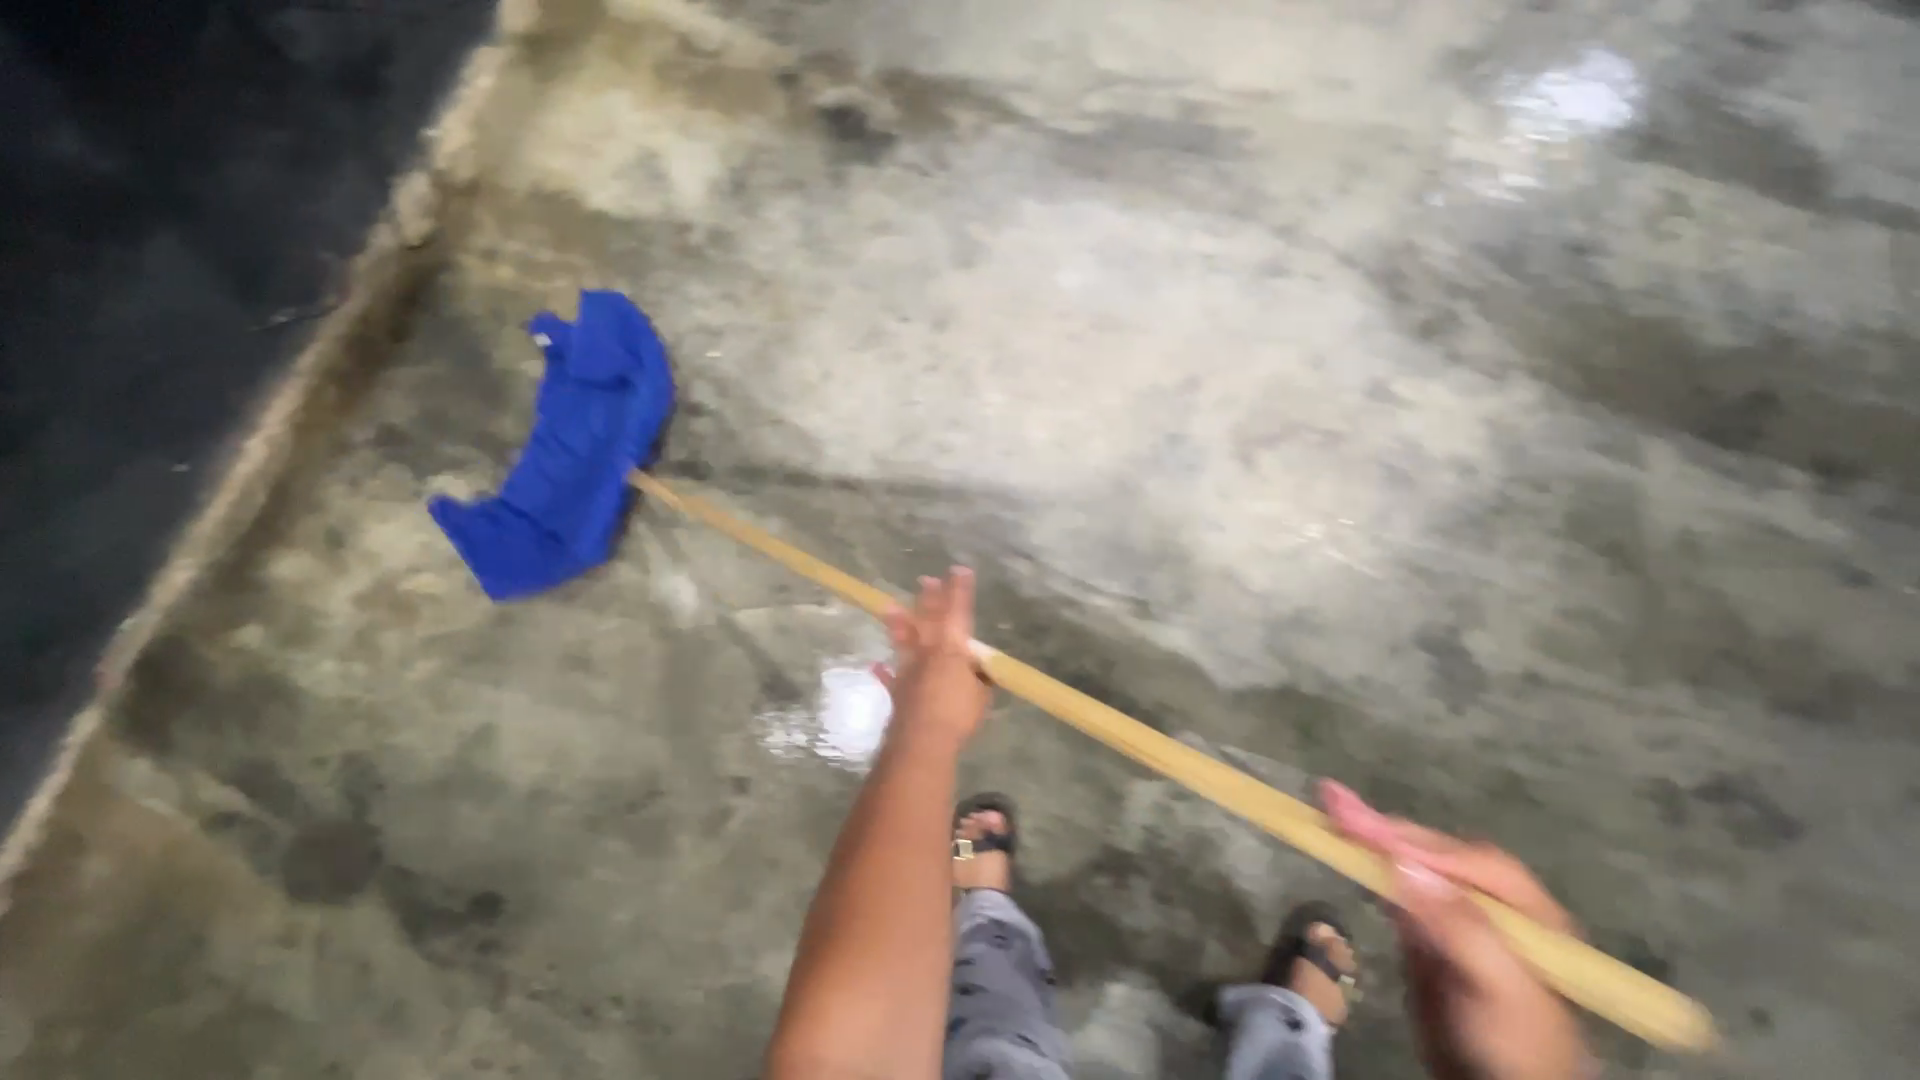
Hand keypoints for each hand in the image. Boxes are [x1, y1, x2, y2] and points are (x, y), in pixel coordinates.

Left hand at [872, 567, 990, 745]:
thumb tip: (980, 674)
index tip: (959, 570)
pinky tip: (876, 665)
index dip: (960, 590)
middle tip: (926, 580)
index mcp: (952, 648)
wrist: (922, 739)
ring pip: (904, 639)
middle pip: (929, 618)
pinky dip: (883, 671)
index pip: (958, 611)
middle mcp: (928, 651)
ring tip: (890, 606)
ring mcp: (909, 669)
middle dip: (930, 598)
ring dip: (898, 622)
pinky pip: (889, 677)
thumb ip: (980, 680)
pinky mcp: (897, 689)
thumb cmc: (958, 714)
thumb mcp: (981, 696)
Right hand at [1322, 781, 1589, 1079]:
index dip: (1411, 838)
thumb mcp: (1495, 984)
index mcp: (1523, 911)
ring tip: (1334, 810)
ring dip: (1373, 838)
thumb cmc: (1512, 1042)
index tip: (1358, 819)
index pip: (1462, 858)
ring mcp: (1459, 922)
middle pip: (1433, 855)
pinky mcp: (1431, 940)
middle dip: (1384, 827)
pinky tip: (1353, 850)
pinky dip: (1375, 869)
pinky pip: (1401, 895)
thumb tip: (1404, 864)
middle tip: (1332, 798)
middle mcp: (1491, 906)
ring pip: (1413, 868)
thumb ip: (1458, 924)